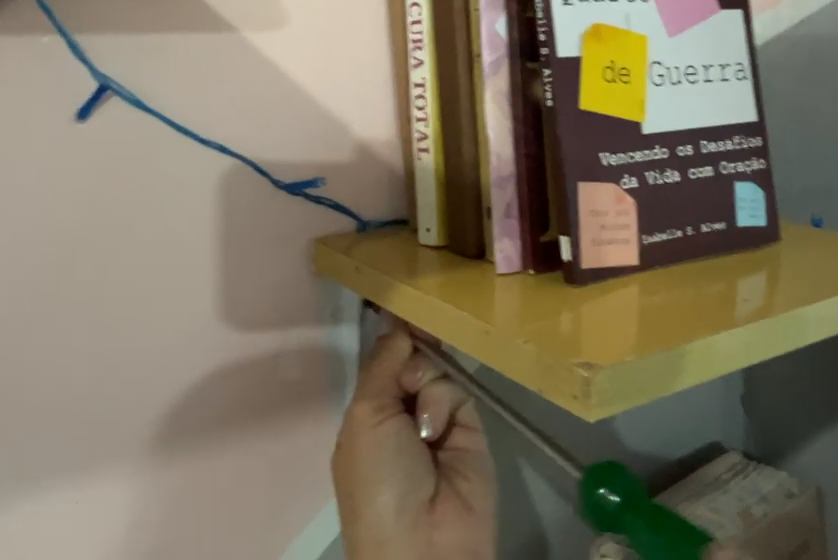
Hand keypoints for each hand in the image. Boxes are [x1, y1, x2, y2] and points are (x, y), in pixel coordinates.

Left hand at [331, 324, 496, 559]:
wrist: (425, 545)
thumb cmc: (378, 478)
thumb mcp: (365, 416)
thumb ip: (383, 365)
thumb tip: (396, 323)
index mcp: (369, 412)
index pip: (383, 360)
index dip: (391, 335)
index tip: (400, 302)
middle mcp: (402, 411)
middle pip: (412, 358)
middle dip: (410, 352)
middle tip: (410, 357)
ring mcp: (438, 419)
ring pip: (435, 369)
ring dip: (424, 384)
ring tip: (419, 422)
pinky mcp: (472, 428)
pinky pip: (458, 390)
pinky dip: (444, 401)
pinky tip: (435, 430)